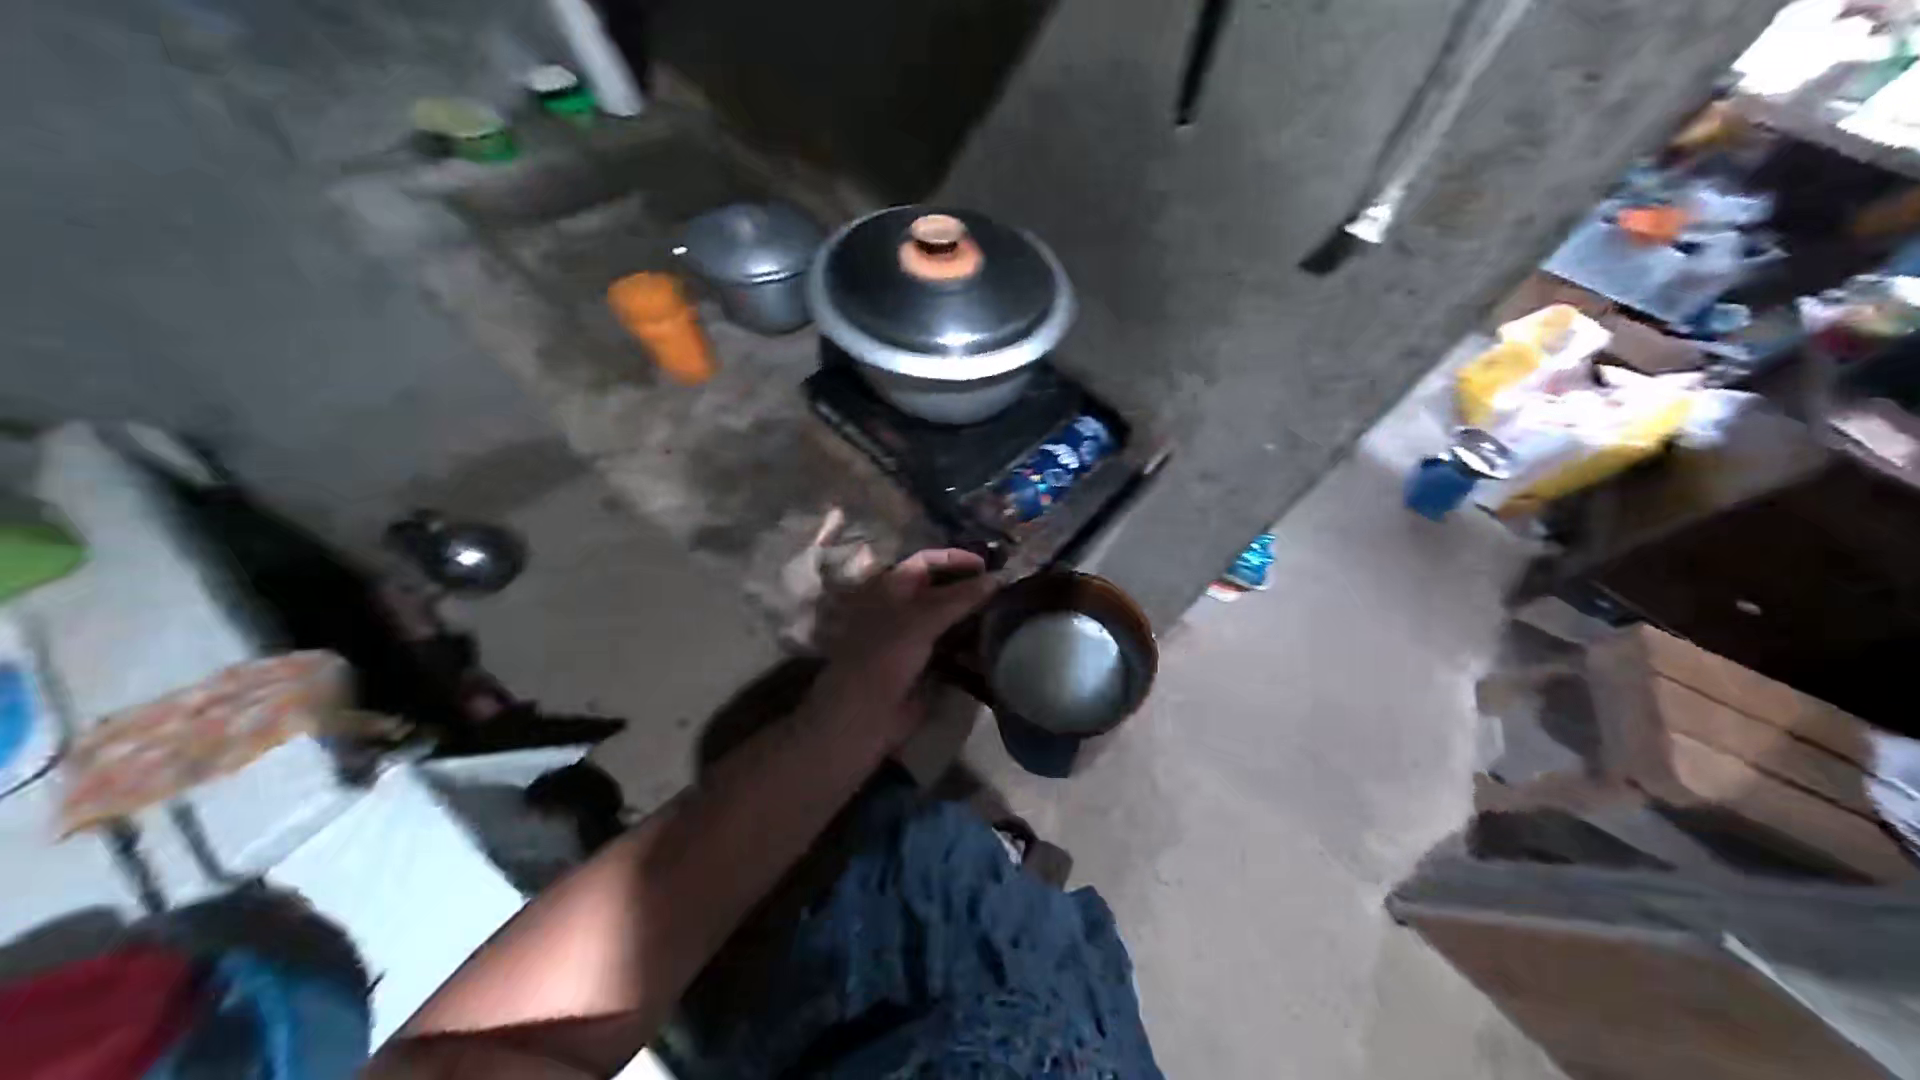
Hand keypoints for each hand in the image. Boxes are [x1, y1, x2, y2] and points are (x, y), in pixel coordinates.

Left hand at [805, 549, 998, 745]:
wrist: (865, 714)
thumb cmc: (885, 656)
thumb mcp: (922, 619)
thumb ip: (961, 597)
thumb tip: (1000, 577)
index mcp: (890, 587)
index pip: (926, 561)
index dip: (956, 558)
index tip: (988, 565)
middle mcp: (901, 607)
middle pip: (941, 589)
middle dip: (969, 587)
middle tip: (1004, 589)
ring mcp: (913, 637)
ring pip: (949, 619)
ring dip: (973, 616)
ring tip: (1007, 613)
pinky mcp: (926, 664)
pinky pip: (953, 647)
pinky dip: (971, 643)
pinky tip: (994, 642)